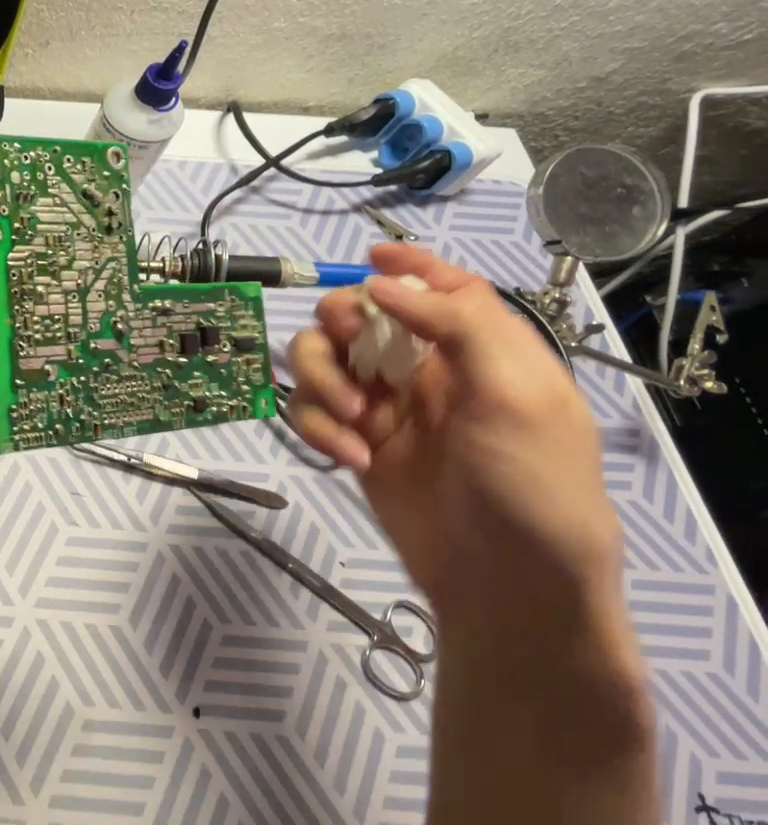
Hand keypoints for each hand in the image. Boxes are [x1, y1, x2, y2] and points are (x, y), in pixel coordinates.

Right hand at [285, 244, 626, 630]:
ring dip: (320, 382)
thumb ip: (459, 326)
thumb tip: (384, 283)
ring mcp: (383, 406)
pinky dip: (317, 428)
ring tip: (351, 421)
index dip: (406, 264)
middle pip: (355, 317)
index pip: (441, 288)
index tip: (368, 257)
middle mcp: (424, 369)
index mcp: (478, 350)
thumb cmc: (529, 482)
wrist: (504, 580)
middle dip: (338, 328)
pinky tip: (349, 458)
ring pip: (319, 360)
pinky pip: (309, 412)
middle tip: (345, 353)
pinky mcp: (351, 440)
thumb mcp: (517, 395)